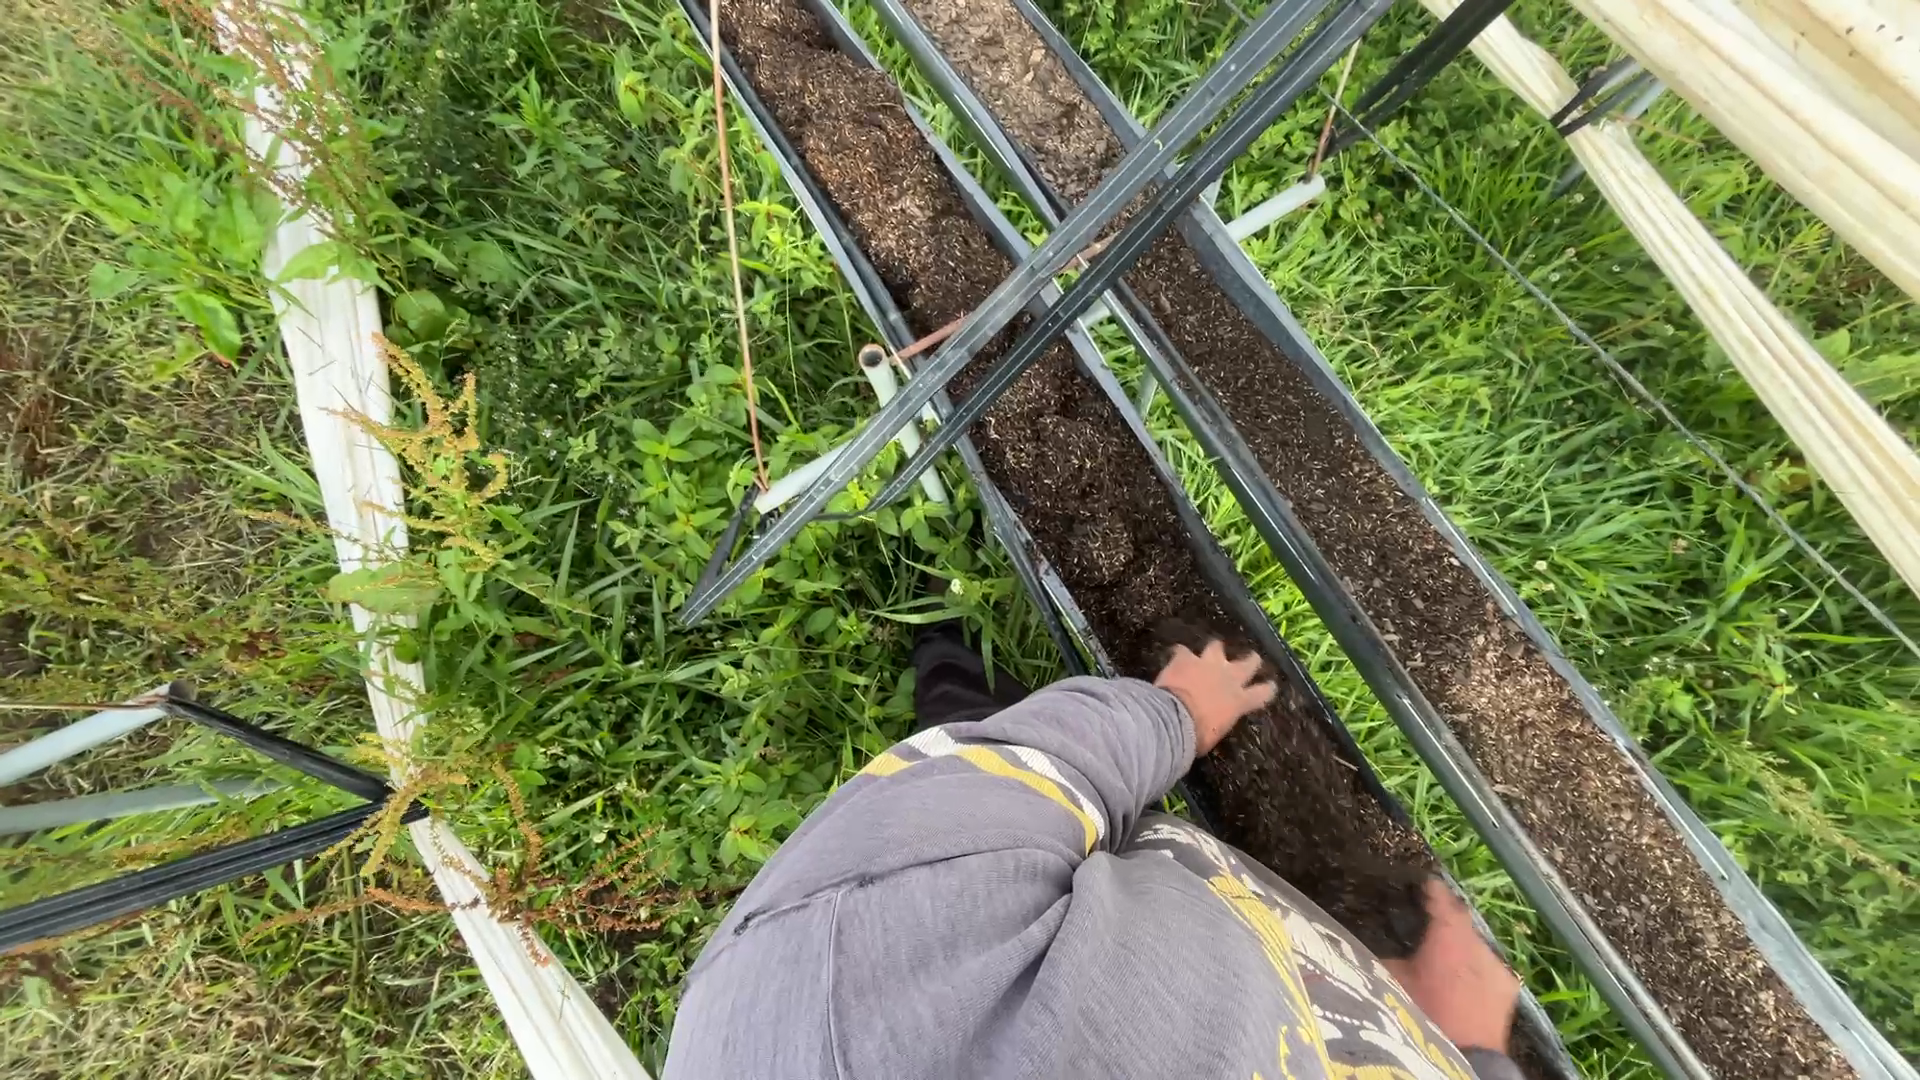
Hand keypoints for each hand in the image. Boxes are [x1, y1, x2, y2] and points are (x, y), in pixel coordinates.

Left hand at [1154, 640, 1274, 754]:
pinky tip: (1176, 654)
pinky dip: (1180, 654)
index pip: (1263, 693)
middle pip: (1248, 664)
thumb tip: (1215, 720)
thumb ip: (1220, 720)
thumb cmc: (1196, 735)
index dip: (1267, 689)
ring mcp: (1207, 664)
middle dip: (1251, 660)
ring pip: (1217, 647)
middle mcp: (1228, 678)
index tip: (1270, 685)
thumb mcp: (1216, 733)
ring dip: (1215, 649)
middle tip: (1252, 658)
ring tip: (1214, 648)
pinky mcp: (1185, 658)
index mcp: (1239, 701)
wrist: (1174, 717)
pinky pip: (1183, 651)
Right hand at [1382, 879, 1519, 1053]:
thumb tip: (1376, 936)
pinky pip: (1488, 963)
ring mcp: (1496, 965)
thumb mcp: (1393, 976)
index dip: (1431, 889)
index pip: (1441, 900)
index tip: (1423, 881)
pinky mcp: (1509, 986)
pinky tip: (1464, 971)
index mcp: (1447, 936)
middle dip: (1445, 917)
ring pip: (1474, 942)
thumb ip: (1390, 951)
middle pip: (1460, 920)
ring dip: (1460, 941)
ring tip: (1444, 946)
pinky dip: (1474, 962)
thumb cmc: (1422, 1011)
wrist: (1466, 1054)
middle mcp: (1476, 944)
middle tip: (1428, 916)